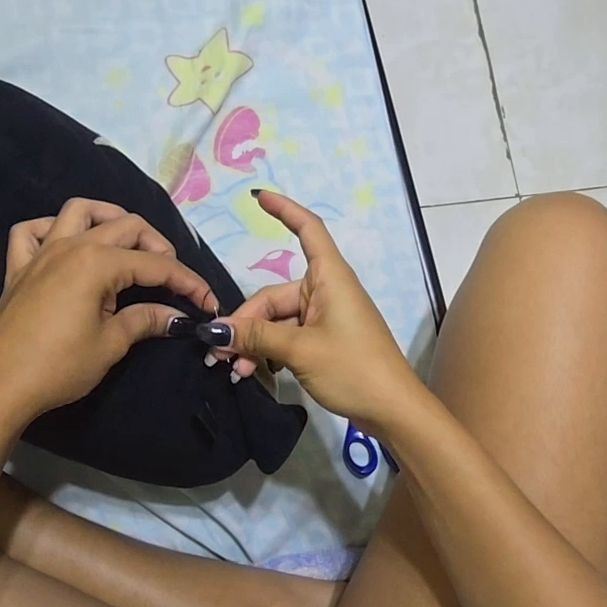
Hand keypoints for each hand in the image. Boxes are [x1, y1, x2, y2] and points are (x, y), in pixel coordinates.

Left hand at [0, 199, 217, 427]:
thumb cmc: (59, 367)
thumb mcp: (111, 344)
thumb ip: (146, 320)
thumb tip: (179, 316)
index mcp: (98, 263)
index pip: (156, 265)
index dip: (188, 282)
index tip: (207, 302)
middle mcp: (71, 246)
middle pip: (127, 227)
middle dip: (159, 247)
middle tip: (173, 278)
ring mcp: (41, 252)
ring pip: (80, 211)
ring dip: (110, 219)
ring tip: (129, 244)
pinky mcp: (19, 268)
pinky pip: (33, 231)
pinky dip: (53, 230)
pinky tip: (68, 245)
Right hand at [203, 192, 422, 427]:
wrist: (392, 409)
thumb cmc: (354, 368)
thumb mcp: (300, 350)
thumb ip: (256, 337)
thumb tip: (214, 328)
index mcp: (330, 277)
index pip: (308, 230)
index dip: (284, 210)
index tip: (258, 197)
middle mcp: (327, 290)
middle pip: (274, 295)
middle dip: (245, 322)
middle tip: (219, 355)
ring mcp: (327, 317)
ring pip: (278, 320)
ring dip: (254, 342)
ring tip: (234, 370)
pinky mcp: (327, 340)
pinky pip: (289, 336)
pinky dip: (270, 351)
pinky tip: (253, 372)